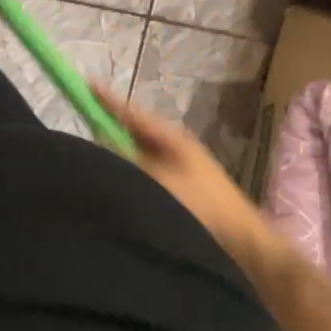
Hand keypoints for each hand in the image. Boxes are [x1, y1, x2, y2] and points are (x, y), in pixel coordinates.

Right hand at [96, 87, 272, 262]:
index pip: (132, 113)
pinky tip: (117, 181)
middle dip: (108, 127)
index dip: (107, 99)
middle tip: (82, 123)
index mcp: (172, 138)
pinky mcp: (183, 190)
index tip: (84, 83)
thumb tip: (99, 141)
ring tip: (93, 154)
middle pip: (133, 132)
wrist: (248, 247)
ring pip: (138, 154)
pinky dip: (130, 172)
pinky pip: (146, 172)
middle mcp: (176, 148)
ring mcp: (181, 169)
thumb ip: (125, 159)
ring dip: (118, 154)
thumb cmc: (202, 206)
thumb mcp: (157, 180)